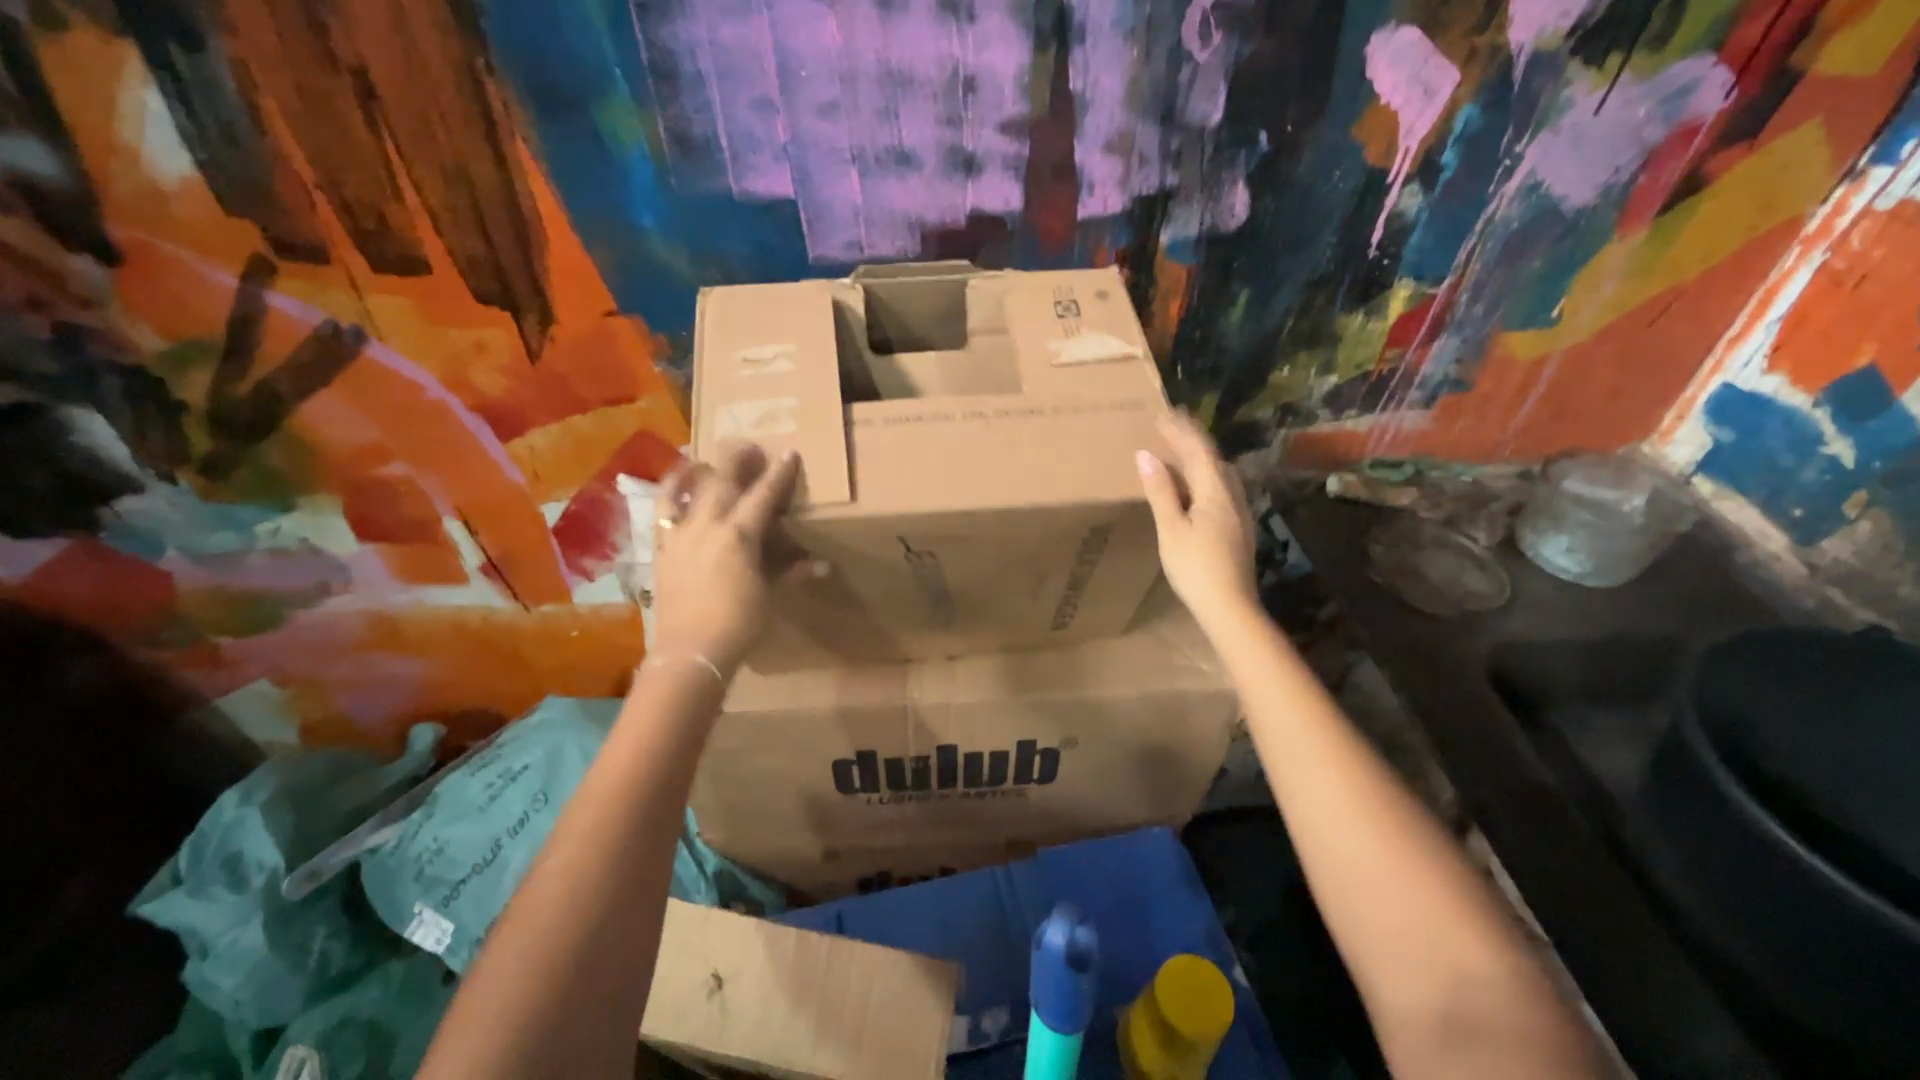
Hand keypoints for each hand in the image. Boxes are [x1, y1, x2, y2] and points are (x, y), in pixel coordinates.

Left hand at [650, 442, 805, 674]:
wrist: (691, 651)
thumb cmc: (739, 625)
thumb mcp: (769, 596)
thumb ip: (791, 572)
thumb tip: (823, 565)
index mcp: (740, 535)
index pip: (763, 494)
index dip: (778, 473)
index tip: (788, 453)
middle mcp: (707, 525)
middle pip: (721, 481)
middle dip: (737, 460)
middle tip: (748, 447)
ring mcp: (679, 535)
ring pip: (684, 489)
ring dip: (695, 470)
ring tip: (702, 458)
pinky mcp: (662, 550)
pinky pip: (661, 514)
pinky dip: (668, 497)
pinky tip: (673, 492)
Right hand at [1136, 412, 1259, 625]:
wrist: (1231, 607)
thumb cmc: (1196, 568)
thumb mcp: (1171, 529)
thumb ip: (1161, 491)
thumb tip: (1146, 455)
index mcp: (1215, 491)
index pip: (1198, 450)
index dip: (1180, 431)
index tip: (1162, 415)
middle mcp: (1232, 495)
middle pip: (1213, 458)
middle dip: (1192, 439)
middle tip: (1171, 425)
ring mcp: (1239, 512)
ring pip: (1221, 474)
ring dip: (1201, 457)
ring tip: (1182, 450)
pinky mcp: (1239, 528)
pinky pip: (1222, 489)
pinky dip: (1206, 476)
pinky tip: (1197, 486)